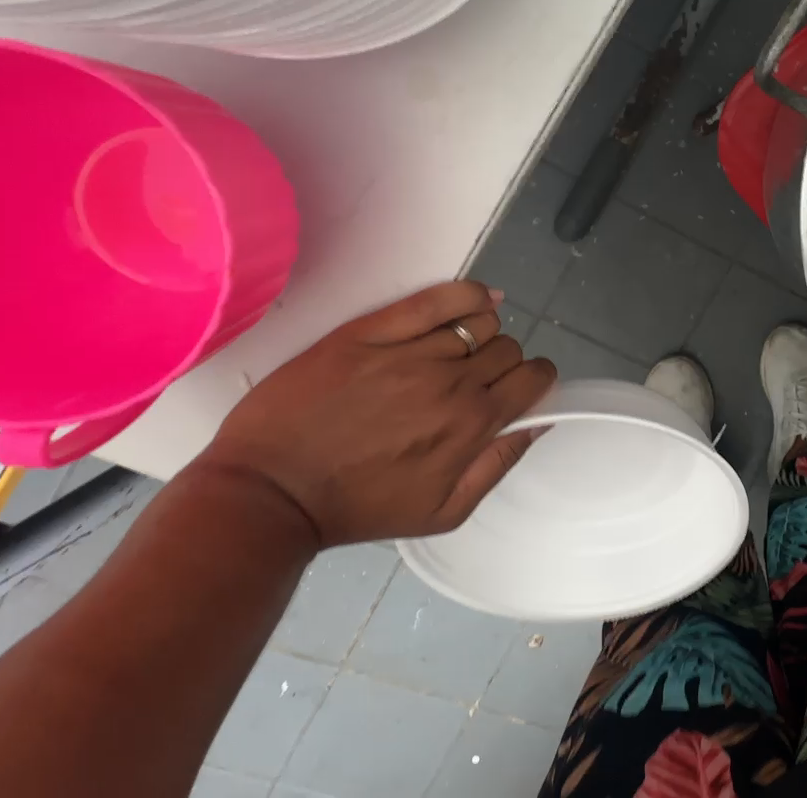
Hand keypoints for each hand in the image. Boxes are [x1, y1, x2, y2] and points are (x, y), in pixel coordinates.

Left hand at [192, 281, 557, 547]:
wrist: (268, 493)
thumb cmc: (358, 509)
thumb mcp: (445, 512)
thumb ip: (499, 465)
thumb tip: (538, 422)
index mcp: (473, 423)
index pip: (537, 377)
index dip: (532, 382)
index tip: (512, 392)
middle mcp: (452, 381)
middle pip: (509, 347)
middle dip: (502, 363)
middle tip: (470, 382)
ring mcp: (411, 352)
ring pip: (481, 321)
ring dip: (478, 335)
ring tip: (451, 353)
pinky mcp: (372, 332)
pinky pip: (441, 297)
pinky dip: (469, 295)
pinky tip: (472, 302)